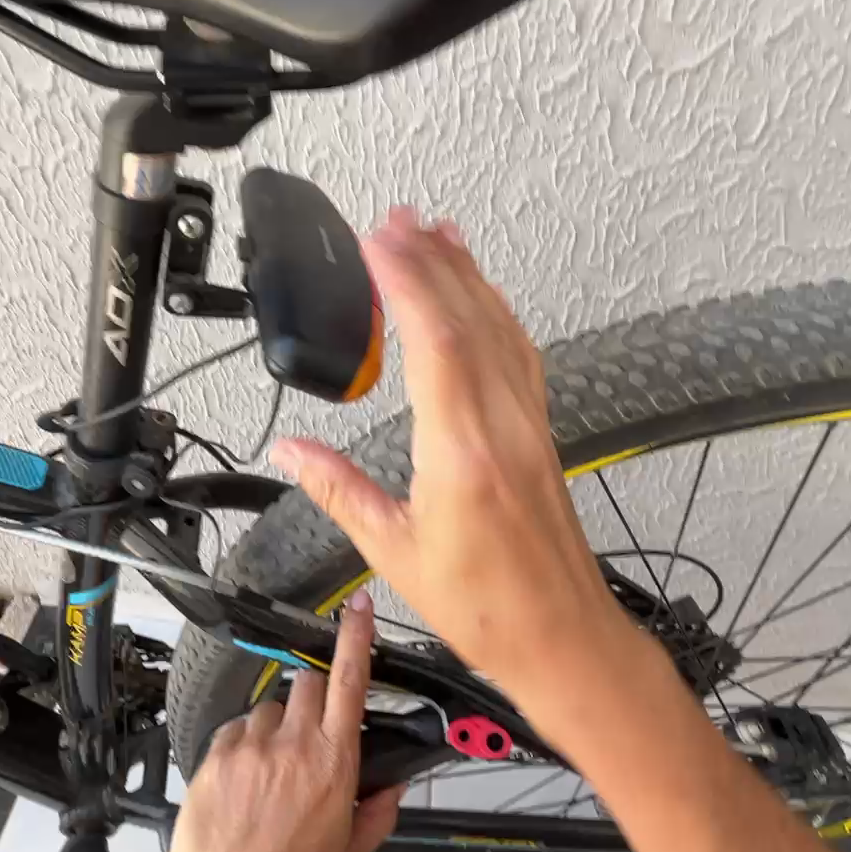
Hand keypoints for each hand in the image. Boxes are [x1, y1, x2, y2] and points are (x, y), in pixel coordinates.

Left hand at [169, 591, 403, 851]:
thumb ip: (376, 814)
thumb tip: (393, 789)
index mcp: (334, 763)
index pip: (350, 681)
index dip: (356, 636)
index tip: (359, 607)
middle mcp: (294, 744)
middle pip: (309, 683)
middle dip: (314, 699)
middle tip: (309, 735)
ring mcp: (252, 746)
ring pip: (270, 706)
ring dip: (275, 726)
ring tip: (270, 770)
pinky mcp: (217, 754)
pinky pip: (234, 727)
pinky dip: (242, 744)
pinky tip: (243, 778)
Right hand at [269, 208, 619, 685]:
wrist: (561, 634)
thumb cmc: (483, 605)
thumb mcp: (391, 551)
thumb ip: (336, 488)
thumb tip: (289, 449)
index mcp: (461, 453)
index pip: (435, 342)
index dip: (406, 281)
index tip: (379, 241)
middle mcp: (501, 425)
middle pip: (468, 317)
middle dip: (430, 259)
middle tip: (398, 218)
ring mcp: (527, 422)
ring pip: (499, 326)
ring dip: (466, 273)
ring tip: (438, 231)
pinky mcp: (538, 428)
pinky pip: (518, 351)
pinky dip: (496, 308)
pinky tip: (481, 290)